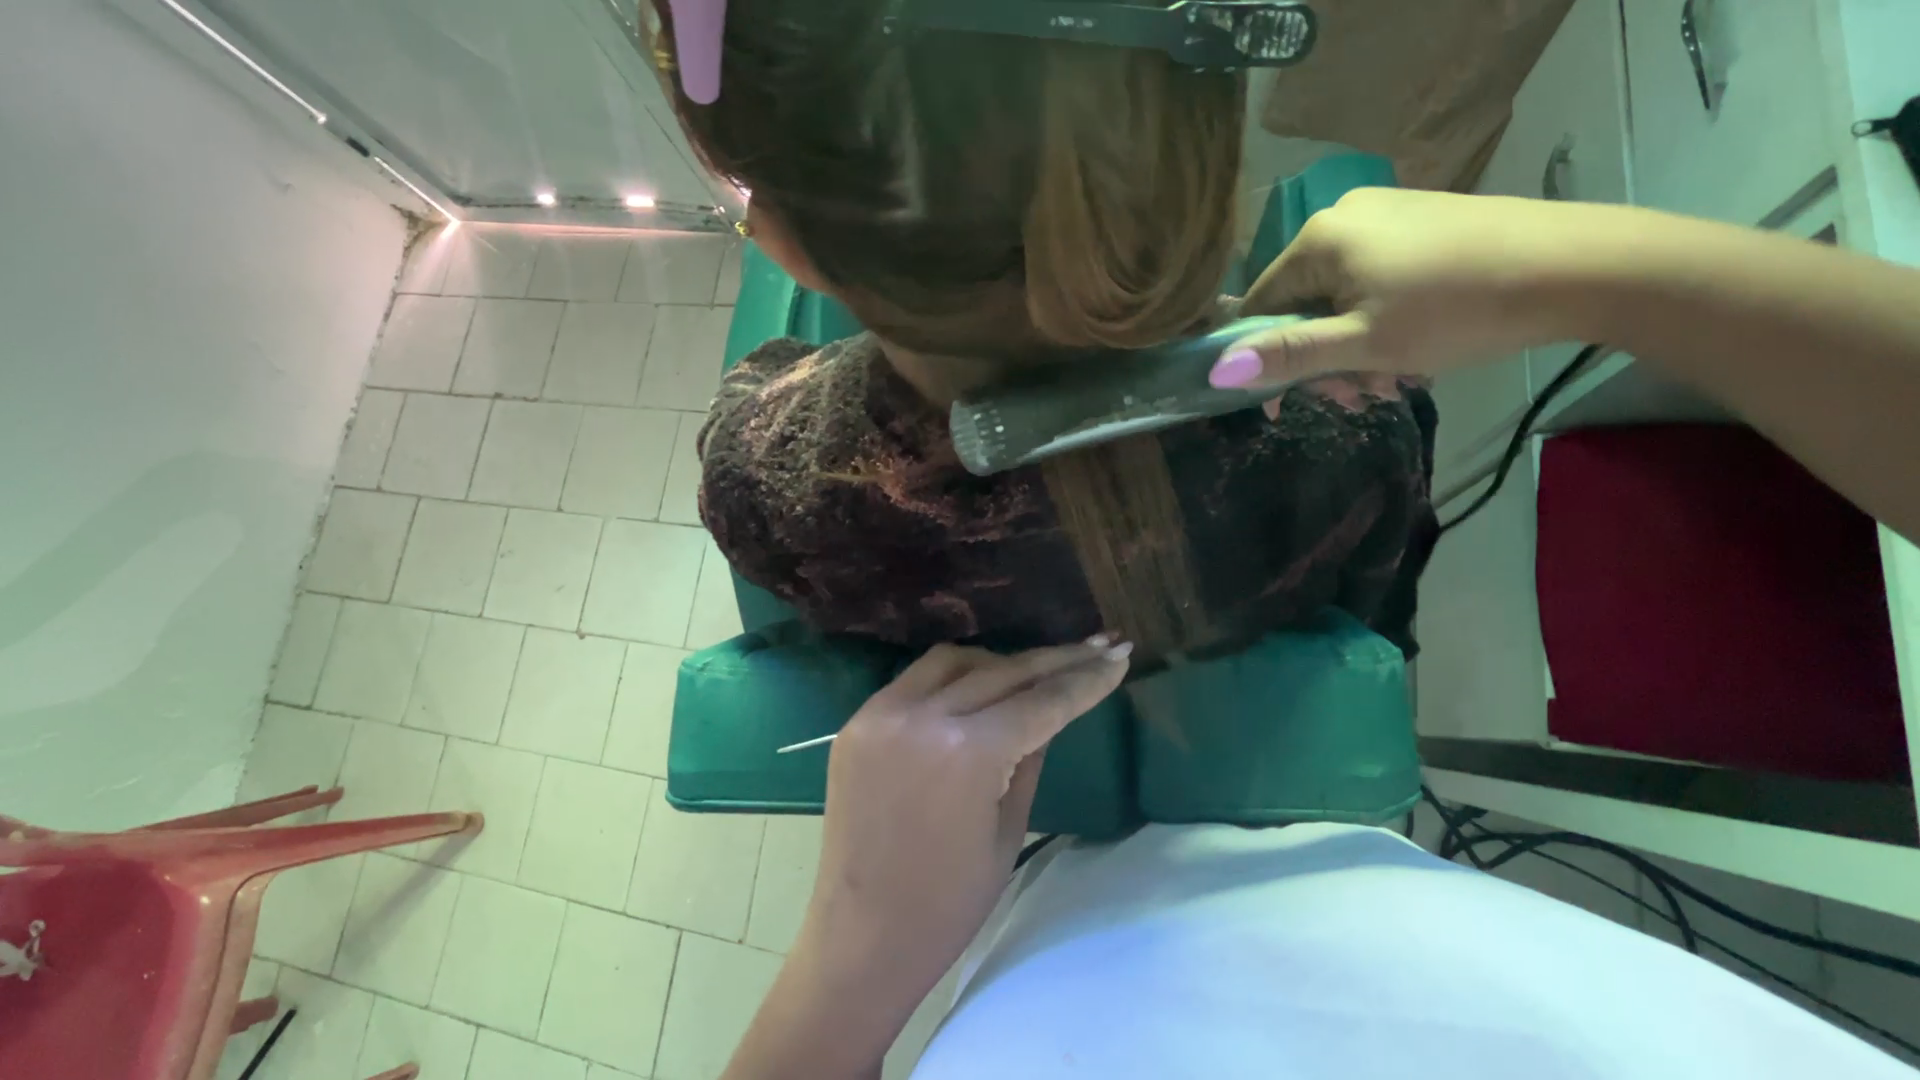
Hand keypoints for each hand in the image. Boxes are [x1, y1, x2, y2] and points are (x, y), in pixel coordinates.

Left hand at [806, 638, 1131, 972]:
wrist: (863, 935)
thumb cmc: (948, 902)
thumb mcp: (1008, 830)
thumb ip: (1031, 758)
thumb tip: (1049, 710)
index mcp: (968, 751)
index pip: (1042, 701)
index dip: (1087, 679)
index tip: (1121, 657)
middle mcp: (922, 716)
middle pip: (1003, 670)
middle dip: (1056, 660)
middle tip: (1098, 647)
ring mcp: (881, 714)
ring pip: (955, 661)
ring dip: (1000, 661)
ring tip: (1037, 670)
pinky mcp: (857, 723)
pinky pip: (914, 680)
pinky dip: (953, 677)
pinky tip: (978, 686)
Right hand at [1209, 189, 1631, 388]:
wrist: (1575, 266)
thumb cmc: (1454, 310)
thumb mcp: (1362, 344)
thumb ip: (1287, 355)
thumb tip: (1216, 372)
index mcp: (1318, 239)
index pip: (1259, 305)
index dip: (1263, 359)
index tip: (1286, 407)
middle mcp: (1344, 217)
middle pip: (1302, 303)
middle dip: (1320, 360)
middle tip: (1356, 399)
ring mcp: (1387, 215)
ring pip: (1341, 298)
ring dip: (1353, 349)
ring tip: (1390, 383)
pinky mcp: (1423, 223)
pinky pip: (1374, 281)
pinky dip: (1380, 322)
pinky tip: (1410, 351)